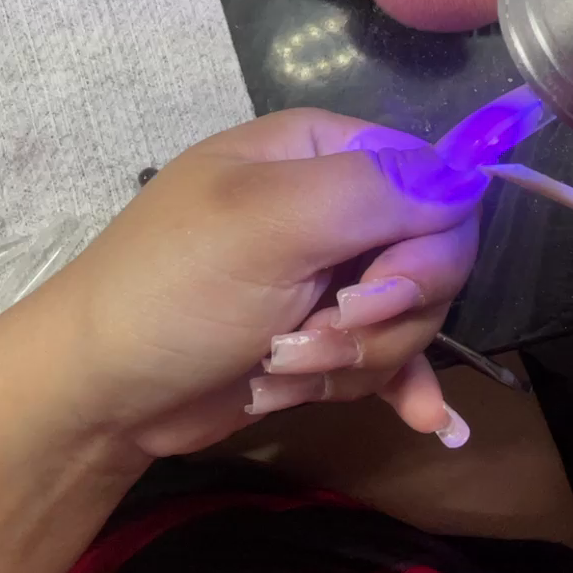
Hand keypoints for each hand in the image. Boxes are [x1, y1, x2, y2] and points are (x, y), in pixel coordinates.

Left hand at [19, 109, 485, 457]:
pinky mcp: (325, 335)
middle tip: (317, 334)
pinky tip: (424, 418)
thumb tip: (470, 178)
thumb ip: (376, 190)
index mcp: (323, 154)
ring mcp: (331, 276)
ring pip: (409, 318)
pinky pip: (392, 356)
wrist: (102, 391)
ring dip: (353, 356)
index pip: (432, 180)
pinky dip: (397, 384)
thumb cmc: (173, 290)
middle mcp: (336, 208)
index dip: (425, 241)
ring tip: (279, 367)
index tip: (372, 290)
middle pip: (430, 257)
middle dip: (382, 313)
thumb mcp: (269, 223)